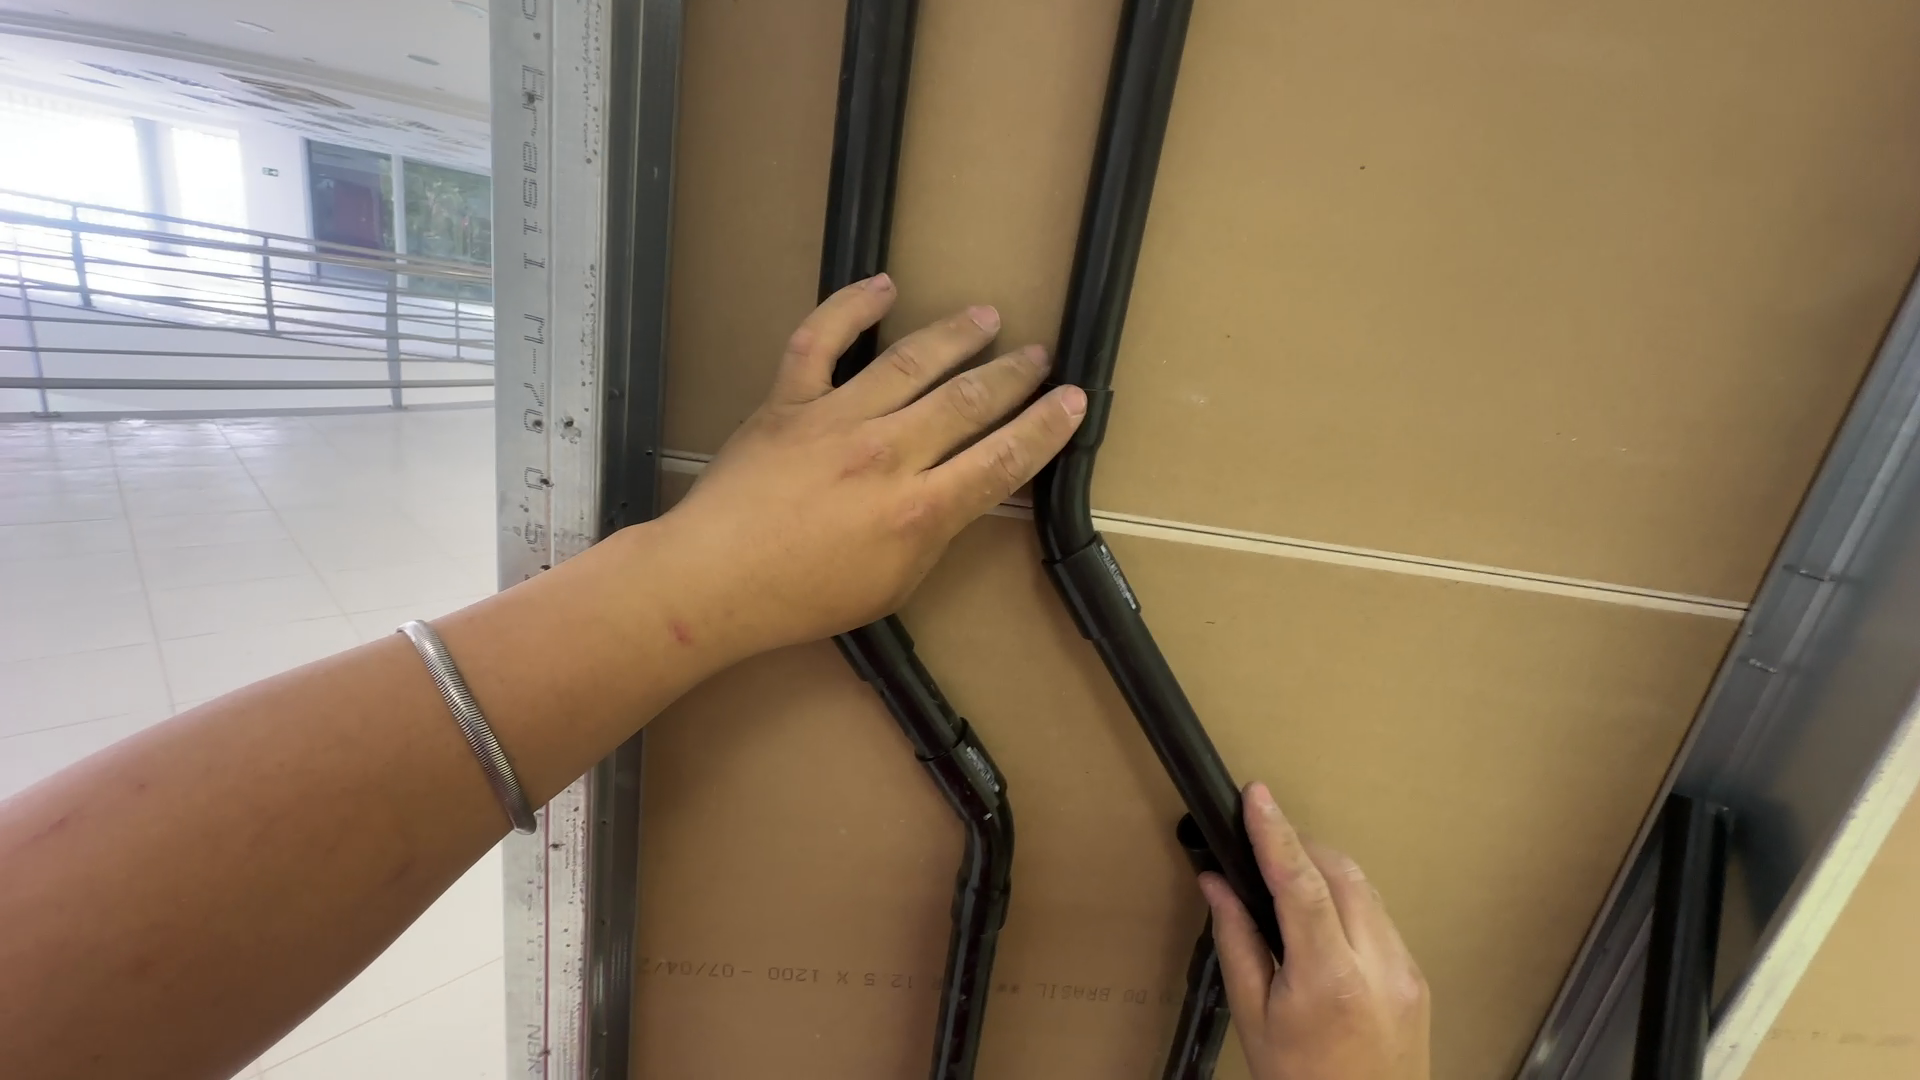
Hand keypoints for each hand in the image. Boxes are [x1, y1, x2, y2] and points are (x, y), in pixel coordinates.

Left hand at [662, 273, 1085, 653]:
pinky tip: (884, 286)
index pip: (1003, 460)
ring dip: (957, 336)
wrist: (713, 580)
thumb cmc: (805, 598)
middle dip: (1013, 376)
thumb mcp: (893, 585)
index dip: (1045, 428)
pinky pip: (821, 339)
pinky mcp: (790, 400)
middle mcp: (888, 455)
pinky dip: (851, 306)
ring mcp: (837, 419)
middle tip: (1038, 356)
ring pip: (912, 362)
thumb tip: (957, 493)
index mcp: (920, 511)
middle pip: (968, 401)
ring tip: (987, 317)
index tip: (1072, 402)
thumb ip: (933, 533)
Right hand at [1200, 783, 1430, 1079]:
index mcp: (1331, 980)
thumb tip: (1215, 880)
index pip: (1302, 885)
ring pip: (1364, 885)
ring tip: (1285, 869)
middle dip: (1299, 841)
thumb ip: (1235, 938)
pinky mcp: (1417, 976)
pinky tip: (1320, 907)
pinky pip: (1378, 911)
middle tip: (1262, 833)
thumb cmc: (1300, 1079)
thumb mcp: (1252, 1014)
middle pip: (1340, 872)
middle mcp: (1380, 967)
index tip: (1257, 796)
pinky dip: (1344, 892)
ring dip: (1323, 863)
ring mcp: (1407, 971)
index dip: (1276, 833)